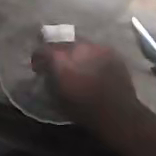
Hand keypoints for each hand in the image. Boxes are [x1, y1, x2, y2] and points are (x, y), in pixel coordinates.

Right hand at [33, 41, 147, 129]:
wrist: (117, 112)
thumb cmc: (83, 110)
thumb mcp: (57, 97)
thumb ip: (50, 79)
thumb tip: (47, 72)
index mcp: (60, 59)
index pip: (42, 49)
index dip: (38, 58)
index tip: (39, 68)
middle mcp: (78, 47)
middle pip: (62, 43)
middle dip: (58, 53)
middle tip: (59, 65)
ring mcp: (97, 47)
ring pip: (81, 44)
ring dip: (76, 53)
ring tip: (78, 65)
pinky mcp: (112, 51)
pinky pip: (96, 49)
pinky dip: (92, 56)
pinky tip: (94, 67)